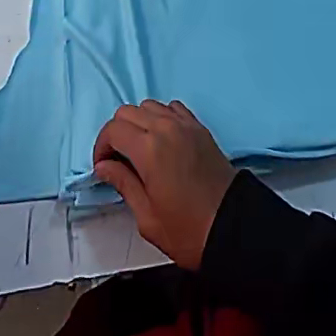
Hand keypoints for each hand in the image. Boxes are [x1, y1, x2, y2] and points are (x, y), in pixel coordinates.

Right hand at [92, 100, 236, 269]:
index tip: (103, 166)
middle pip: (128, 111)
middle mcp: (167, 128)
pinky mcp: (200, 128)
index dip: (101, 146)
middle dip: (116, 133)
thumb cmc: (187, 230)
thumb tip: (104, 166)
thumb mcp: (147, 216)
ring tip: (139, 150)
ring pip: (150, 105)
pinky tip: (162, 141)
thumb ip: (123, 183)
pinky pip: (173, 108)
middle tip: (118, 160)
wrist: (233, 226)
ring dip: (138, 122)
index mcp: (149, 149)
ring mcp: (186, 125)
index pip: (113, 129)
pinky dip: (162, 117)